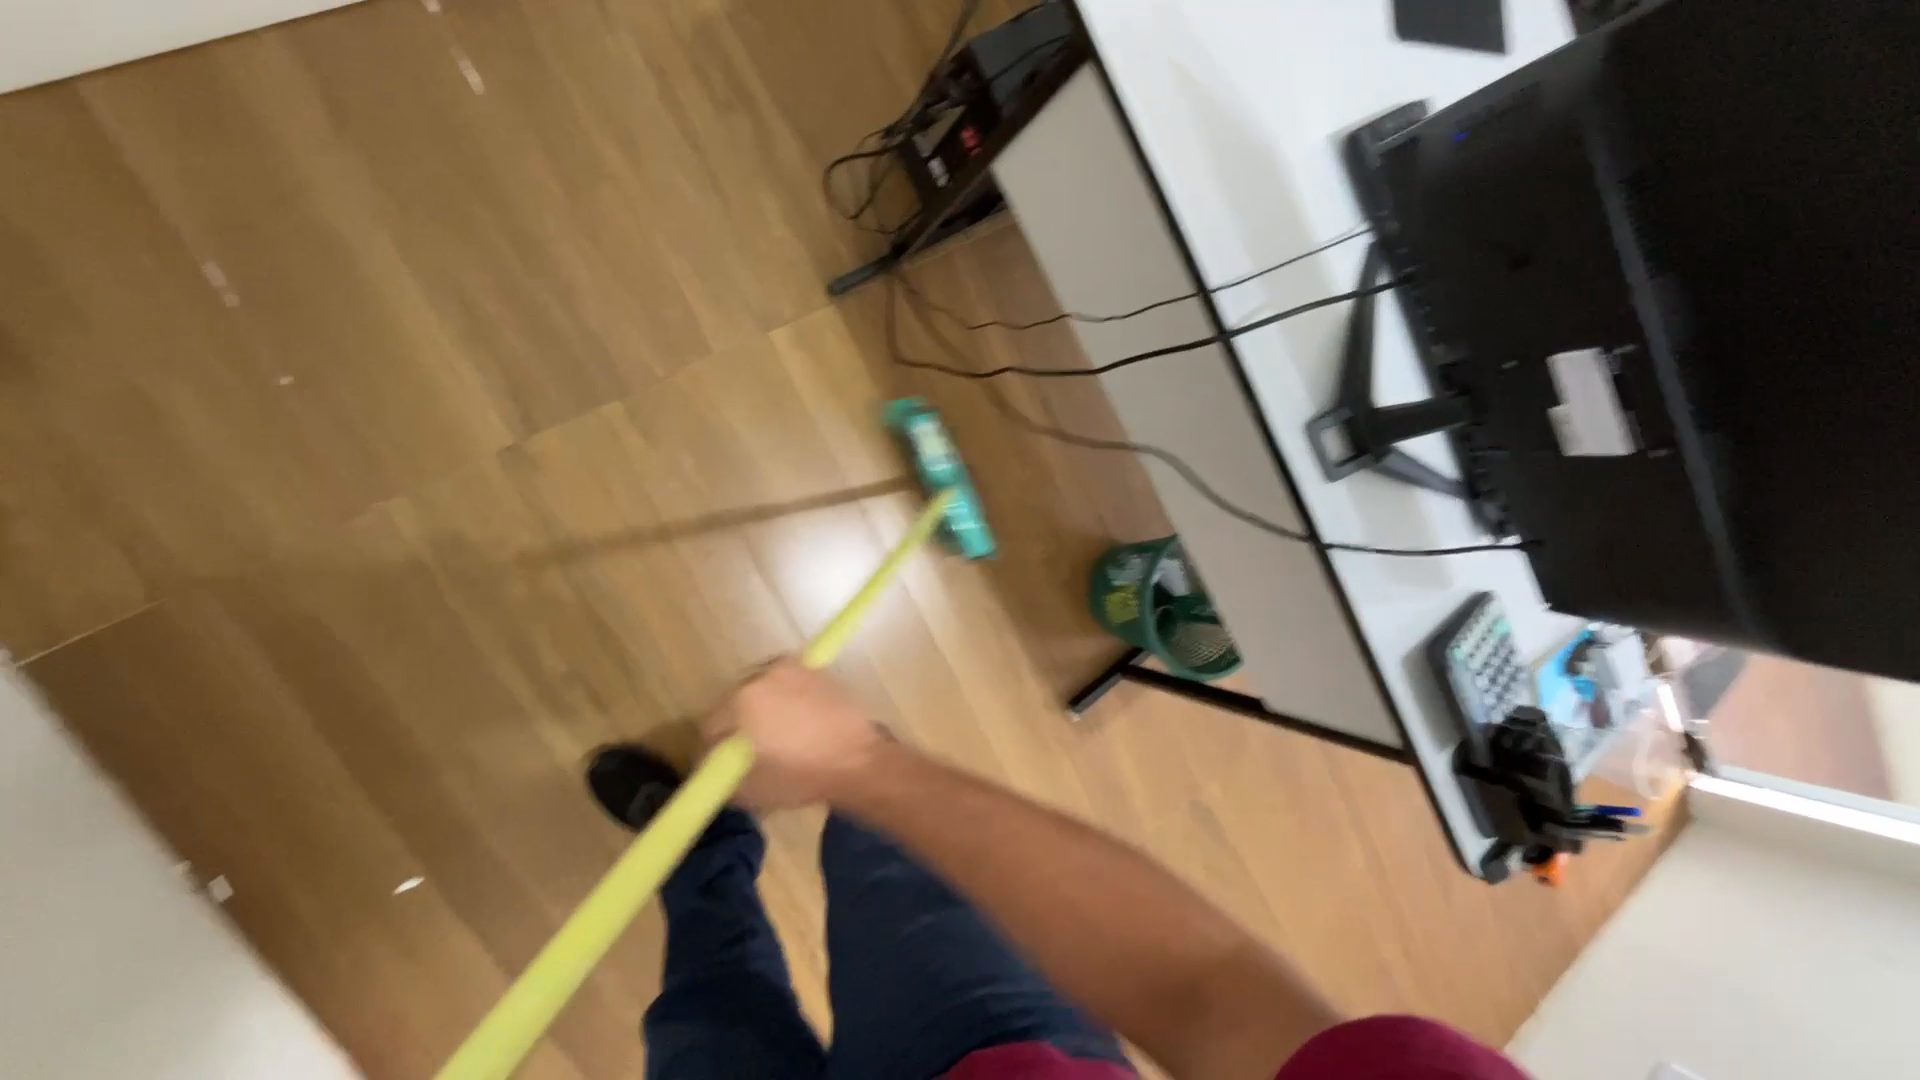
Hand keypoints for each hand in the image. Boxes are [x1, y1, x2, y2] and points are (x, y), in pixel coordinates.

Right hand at [702, 658, 885, 810]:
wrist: (856, 759)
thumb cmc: (801, 777)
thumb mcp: (750, 791)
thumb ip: (720, 777)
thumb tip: (711, 766)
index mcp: (739, 704)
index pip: (710, 726)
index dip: (713, 749)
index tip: (724, 765)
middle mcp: (760, 677)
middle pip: (734, 703)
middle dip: (737, 725)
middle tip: (751, 749)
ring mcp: (789, 669)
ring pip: (760, 689)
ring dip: (760, 706)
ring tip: (777, 733)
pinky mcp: (812, 668)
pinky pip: (786, 681)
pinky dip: (785, 695)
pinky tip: (796, 717)